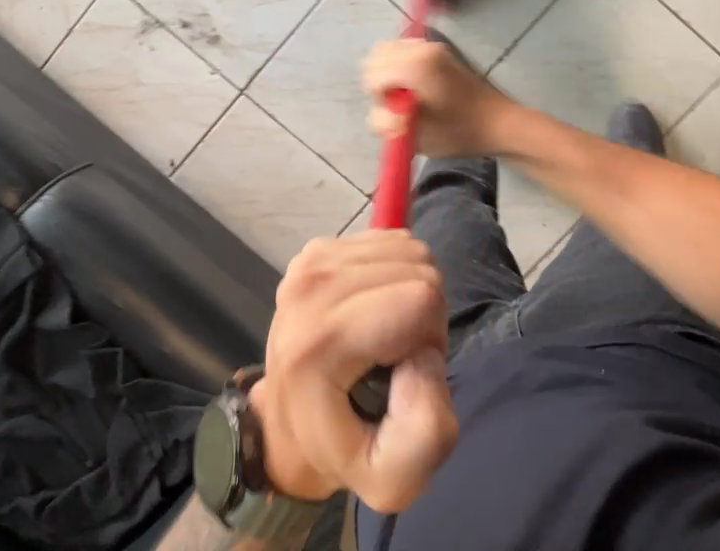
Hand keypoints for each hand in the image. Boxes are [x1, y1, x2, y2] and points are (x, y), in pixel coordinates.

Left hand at [250, 231, 458, 512]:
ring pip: (408, 250)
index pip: (419, 299)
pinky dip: (396, 273)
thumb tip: (422, 356)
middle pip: (418, 268)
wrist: (288, 429)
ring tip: (386, 334)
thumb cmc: (343, 451)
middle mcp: (308, 289)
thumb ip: (426, 433)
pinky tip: (375, 309)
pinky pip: (390, 241)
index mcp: (319, 343)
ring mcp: (309, 263)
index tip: (406, 375)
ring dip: (412, 290)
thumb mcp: (395, 478)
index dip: (431, 339)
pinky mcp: (316, 248)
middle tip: (398, 356)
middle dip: (425, 314)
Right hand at [362, 39, 517, 157]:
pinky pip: (405, 50)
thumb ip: (386, 123)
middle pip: (376, 58)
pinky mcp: (438, 50)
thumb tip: (379, 110)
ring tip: (408, 96)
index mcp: (414, 67)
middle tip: (400, 105)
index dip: (380, 98)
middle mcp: (420, 49)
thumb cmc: (457, 133)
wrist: (497, 122)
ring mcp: (430, 46)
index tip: (398, 114)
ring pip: (388, 51)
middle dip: (381, 82)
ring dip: (390, 73)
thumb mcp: (415, 137)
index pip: (372, 77)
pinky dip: (401, 66)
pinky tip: (417, 86)